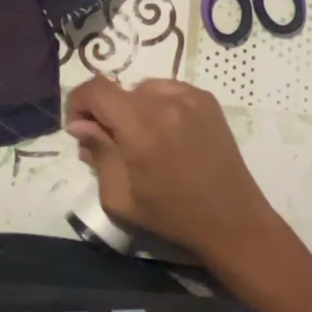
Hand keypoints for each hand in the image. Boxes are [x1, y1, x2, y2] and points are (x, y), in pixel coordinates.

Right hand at [66, 75, 279, 258]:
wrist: (232, 222)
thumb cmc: (172, 215)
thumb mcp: (119, 196)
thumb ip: (97, 153)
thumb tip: (80, 126)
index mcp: (139, 125)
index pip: (94, 89)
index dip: (78, 104)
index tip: (79, 129)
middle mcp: (164, 100)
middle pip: (117, 90)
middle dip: (105, 113)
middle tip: (110, 144)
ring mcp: (188, 97)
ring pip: (141, 89)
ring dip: (131, 109)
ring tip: (142, 140)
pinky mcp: (206, 100)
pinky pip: (167, 90)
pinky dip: (157, 105)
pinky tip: (166, 133)